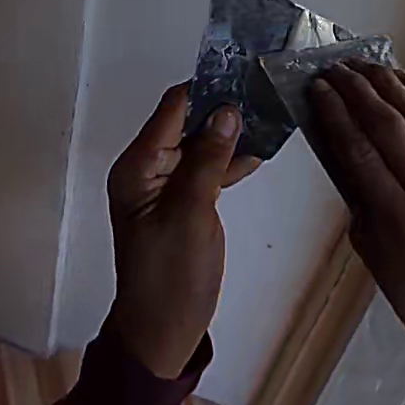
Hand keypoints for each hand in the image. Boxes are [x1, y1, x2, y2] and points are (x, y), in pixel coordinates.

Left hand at [107, 85, 261, 377]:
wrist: (162, 333)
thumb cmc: (172, 275)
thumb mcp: (192, 213)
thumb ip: (209, 159)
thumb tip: (227, 110)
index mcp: (138, 166)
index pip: (171, 109)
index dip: (204, 87)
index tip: (241, 71)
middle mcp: (147, 168)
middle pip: (185, 123)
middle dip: (220, 108)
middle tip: (261, 90)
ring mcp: (164, 185)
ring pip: (198, 145)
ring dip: (227, 134)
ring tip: (266, 115)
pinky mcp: (182, 201)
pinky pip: (204, 169)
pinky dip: (227, 162)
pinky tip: (257, 153)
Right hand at [308, 63, 404, 404]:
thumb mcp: (370, 251)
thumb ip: (357, 198)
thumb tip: (341, 149)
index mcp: (400, 219)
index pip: (361, 152)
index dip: (336, 114)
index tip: (318, 88)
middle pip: (390, 125)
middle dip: (358, 90)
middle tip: (336, 69)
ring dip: (389, 84)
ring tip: (364, 65)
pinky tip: (404, 78)